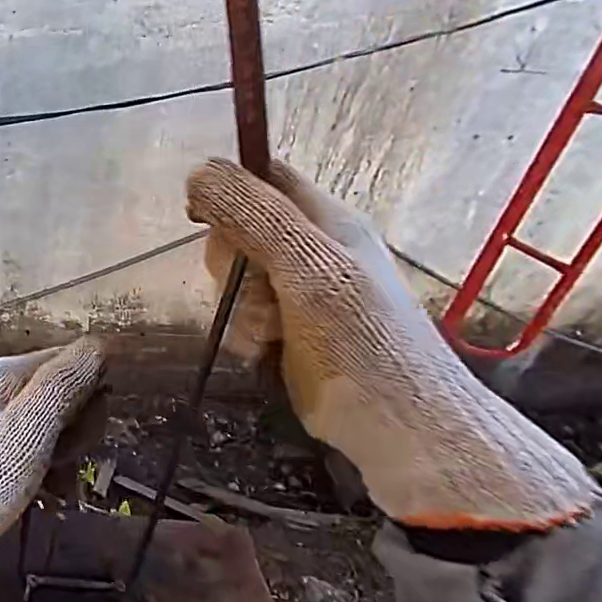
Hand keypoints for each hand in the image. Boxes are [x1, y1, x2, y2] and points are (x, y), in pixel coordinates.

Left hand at [0, 336, 106, 600]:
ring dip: (67, 459)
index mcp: (12, 373)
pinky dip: (50, 474)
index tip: (79, 429)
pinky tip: (47, 499)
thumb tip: (102, 344)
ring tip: (52, 488)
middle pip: (70, 395)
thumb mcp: (26, 431)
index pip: (78, 360)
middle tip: (59, 460)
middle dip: (78, 431)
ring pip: (59, 428)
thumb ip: (64, 385)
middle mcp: (7, 388)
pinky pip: (39, 451)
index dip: (93, 394)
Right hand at [185, 159, 593, 530]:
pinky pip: (245, 315)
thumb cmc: (361, 343)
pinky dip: (245, 333)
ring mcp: (300, 292)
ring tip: (268, 332)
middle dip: (233, 261)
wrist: (400, 430)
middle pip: (242, 229)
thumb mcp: (308, 269)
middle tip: (256, 290)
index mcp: (326, 220)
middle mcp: (312, 249)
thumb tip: (200, 171)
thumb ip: (256, 217)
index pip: (266, 178)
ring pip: (238, 277)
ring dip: (239, 305)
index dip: (229, 188)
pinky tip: (264, 351)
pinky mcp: (289, 330)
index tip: (200, 216)